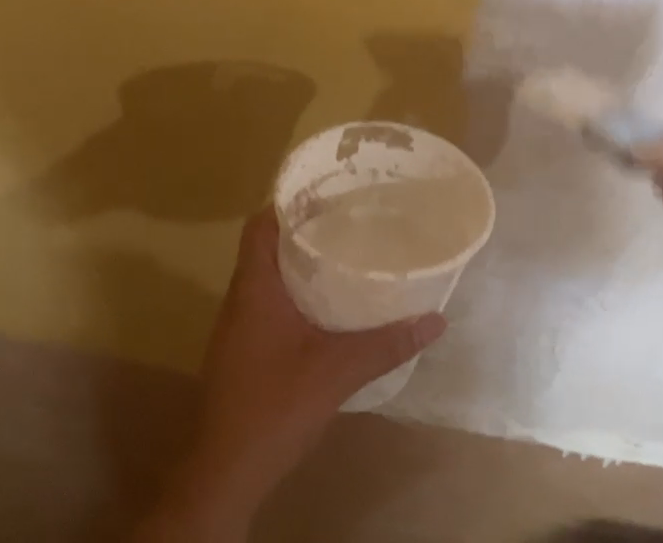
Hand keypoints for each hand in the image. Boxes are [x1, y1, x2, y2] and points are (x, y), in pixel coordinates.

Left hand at [135, 207, 447, 542]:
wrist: (226, 470)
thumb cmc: (275, 406)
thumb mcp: (337, 372)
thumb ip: (386, 345)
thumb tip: (436, 320)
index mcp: (255, 288)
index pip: (261, 225)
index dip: (289, 203)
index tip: (328, 193)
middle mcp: (241, 299)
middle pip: (267, 247)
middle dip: (305, 231)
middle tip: (350, 221)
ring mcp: (238, 327)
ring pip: (268, 278)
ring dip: (300, 264)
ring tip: (345, 256)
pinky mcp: (243, 351)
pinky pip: (269, 305)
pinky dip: (296, 295)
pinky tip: (328, 309)